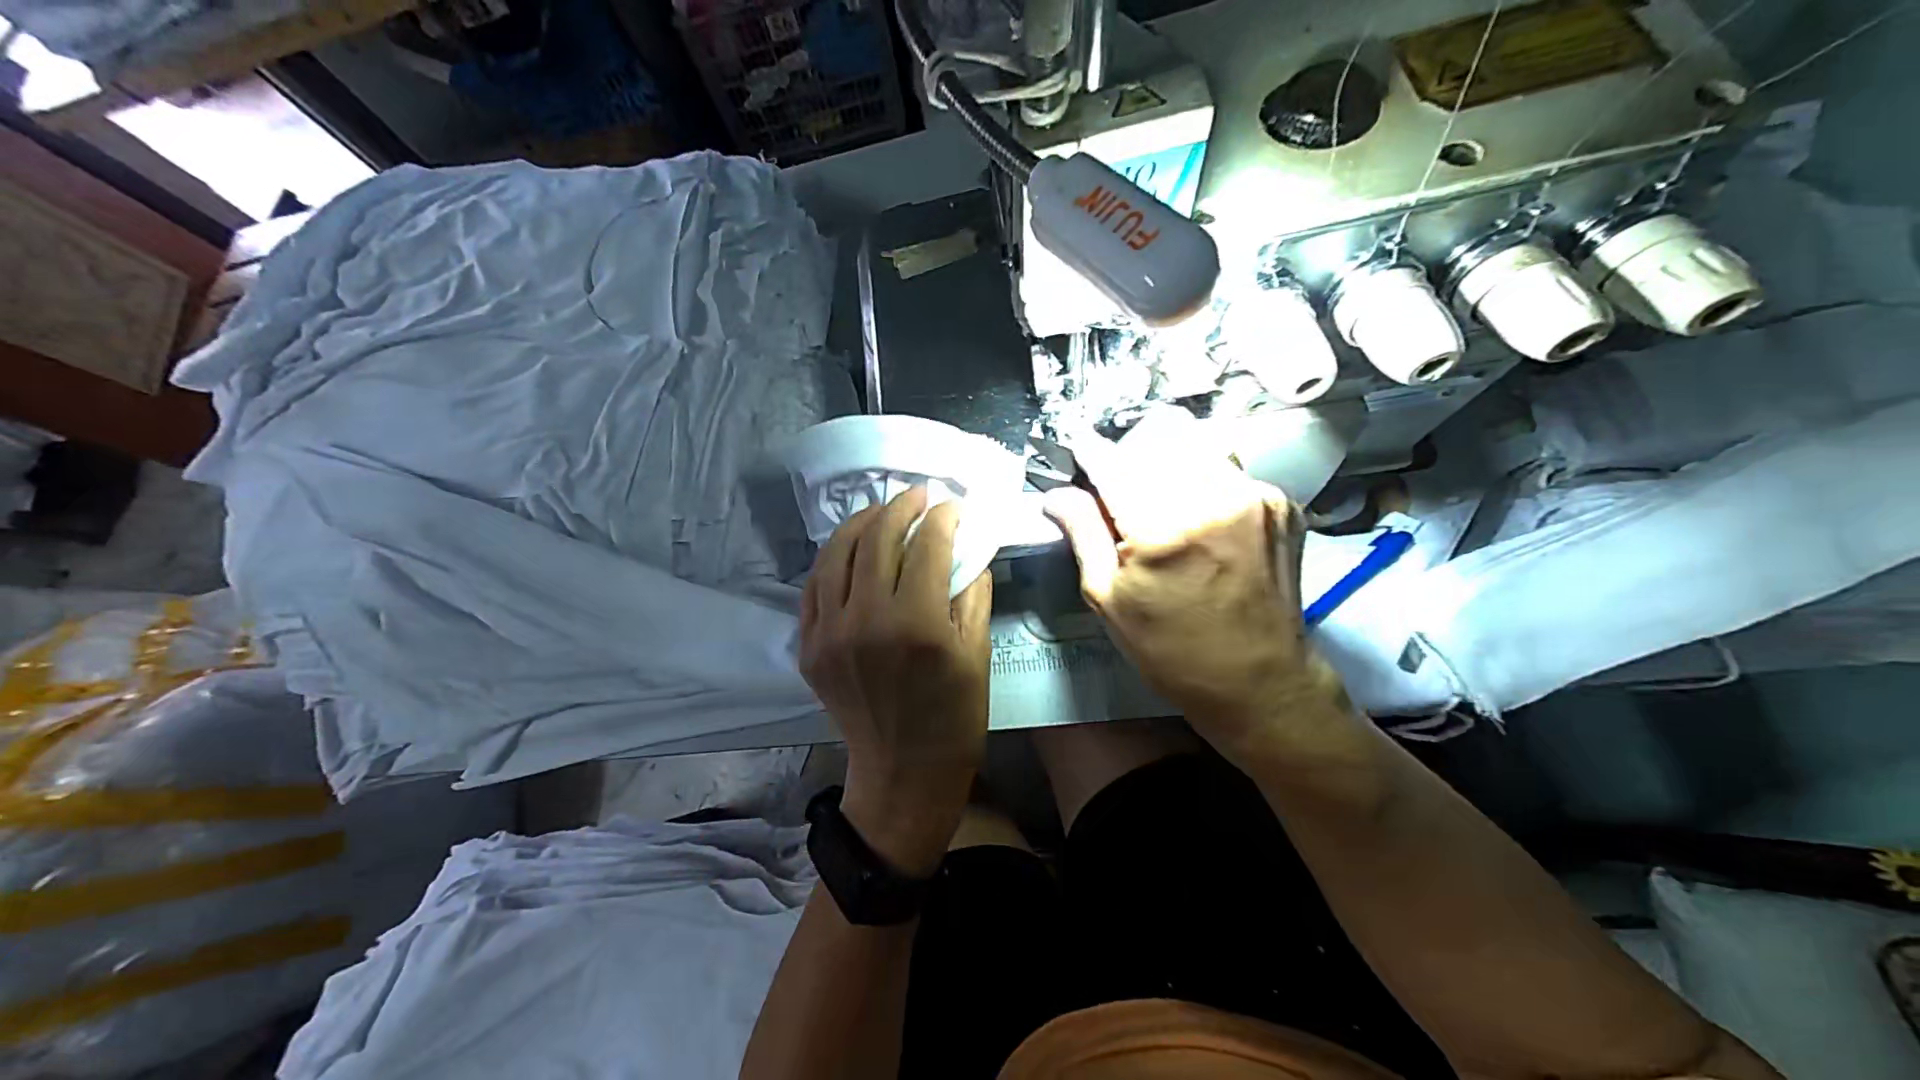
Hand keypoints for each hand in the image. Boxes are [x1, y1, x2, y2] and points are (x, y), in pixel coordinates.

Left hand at [801, 487, 992, 876]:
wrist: (903, 772)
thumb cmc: (954, 717)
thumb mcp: (977, 654)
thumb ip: (972, 593)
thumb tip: (968, 547)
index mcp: (919, 624)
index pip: (929, 546)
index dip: (943, 517)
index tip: (953, 506)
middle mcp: (868, 620)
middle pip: (879, 538)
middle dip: (903, 507)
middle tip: (920, 496)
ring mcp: (830, 632)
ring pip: (838, 553)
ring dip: (863, 522)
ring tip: (883, 512)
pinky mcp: (809, 646)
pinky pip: (815, 586)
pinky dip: (834, 558)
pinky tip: (851, 548)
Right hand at [1041, 422, 1366, 775]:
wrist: (1258, 680)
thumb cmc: (1173, 650)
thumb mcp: (1109, 599)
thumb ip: (1083, 533)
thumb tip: (1057, 494)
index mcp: (1165, 530)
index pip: (1113, 464)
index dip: (1088, 450)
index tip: (1075, 445)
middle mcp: (1215, 500)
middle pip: (1152, 448)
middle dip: (1126, 461)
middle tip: (1112, 489)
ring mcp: (1255, 498)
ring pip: (1193, 449)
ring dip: (1164, 463)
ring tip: (1155, 500)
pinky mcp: (1280, 504)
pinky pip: (1228, 469)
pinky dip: (1202, 479)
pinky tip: (1194, 514)